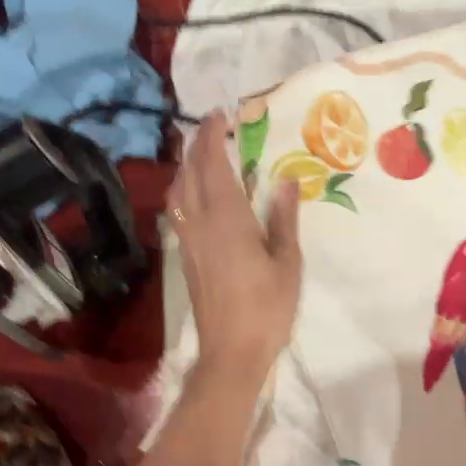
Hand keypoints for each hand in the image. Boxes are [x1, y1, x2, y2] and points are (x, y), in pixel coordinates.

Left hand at [169, 109, 301, 381]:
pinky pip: (178, 212)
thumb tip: (286, 181)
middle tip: (211, 126)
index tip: (219, 114)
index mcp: (227, 218)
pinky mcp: (186, 258)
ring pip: (177, 191)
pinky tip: (196, 196)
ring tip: (200, 155)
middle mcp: (200, 222)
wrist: (231, 352)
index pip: (212, 163)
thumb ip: (283, 219)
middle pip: (189, 172)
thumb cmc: (267, 309)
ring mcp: (188, 241)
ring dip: (185, 167)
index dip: (212, 135)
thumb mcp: (287, 264)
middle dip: (196, 144)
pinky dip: (184, 191)